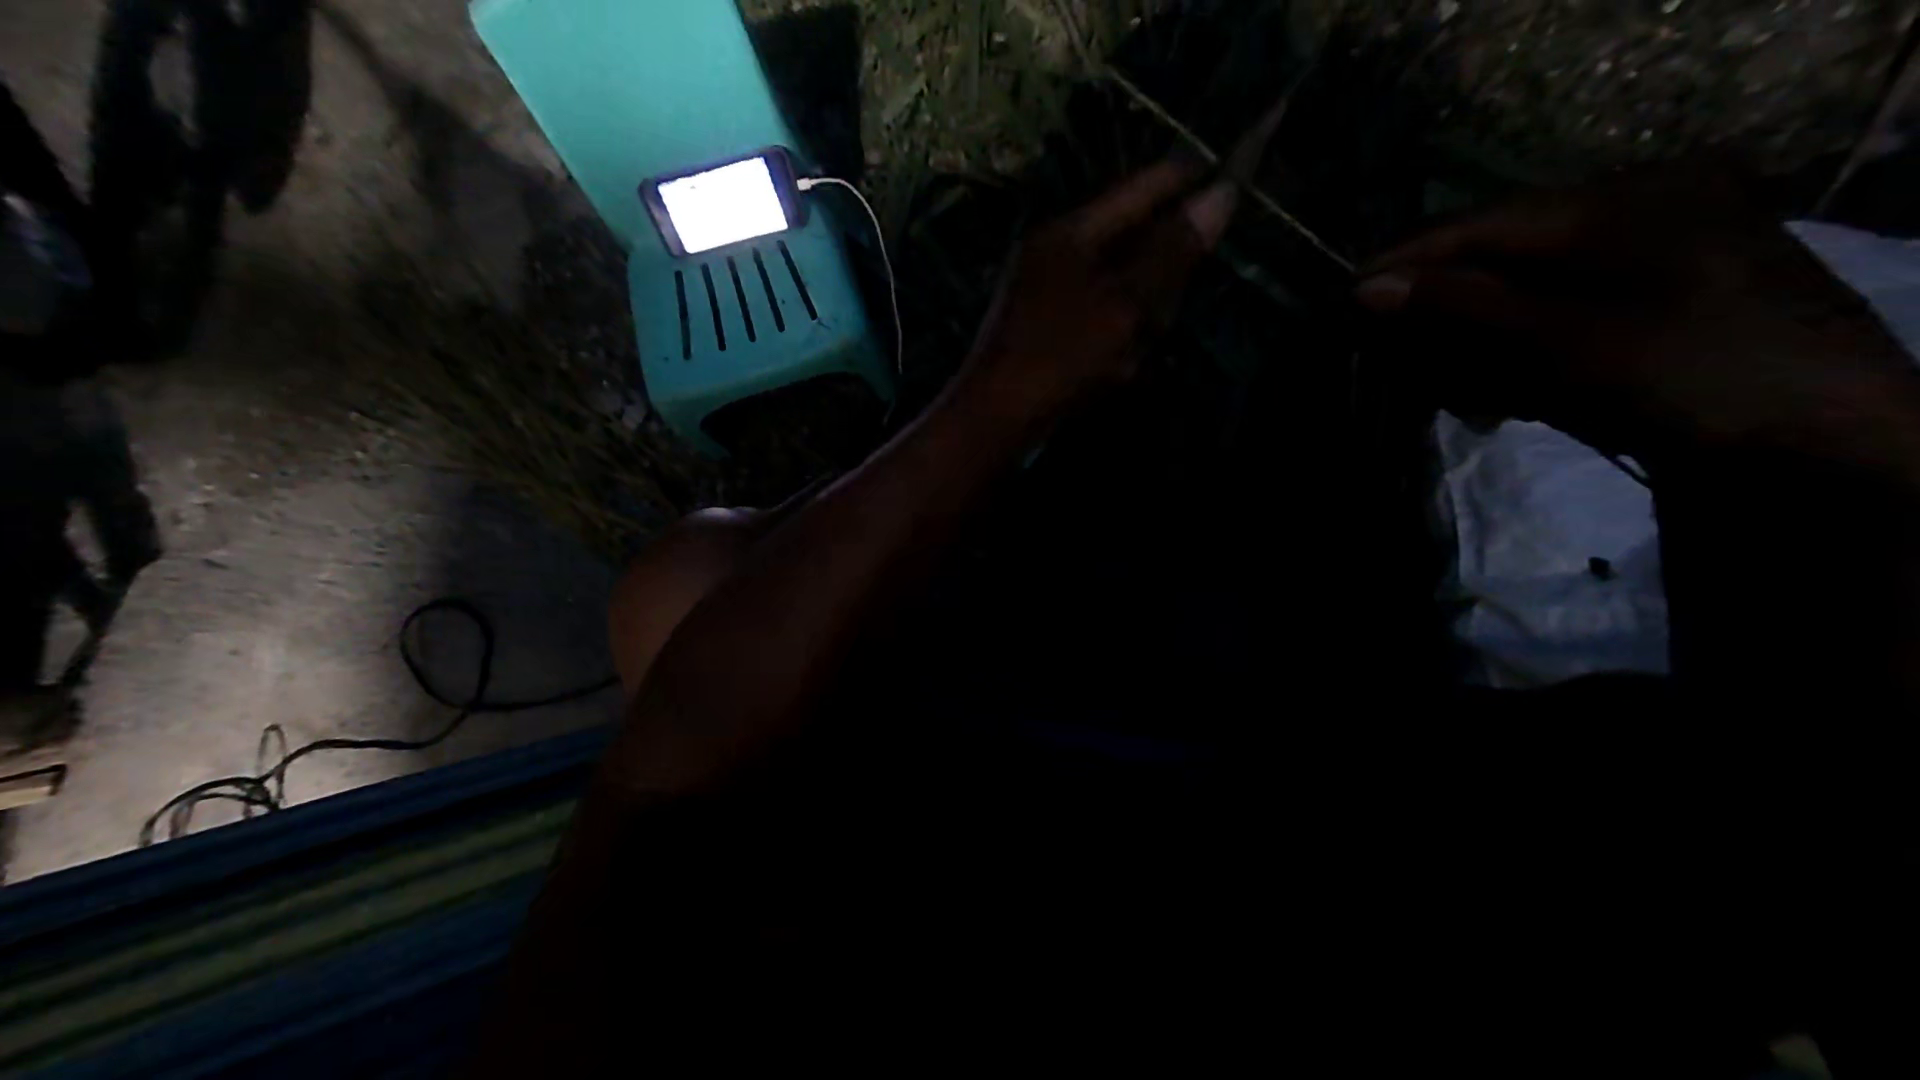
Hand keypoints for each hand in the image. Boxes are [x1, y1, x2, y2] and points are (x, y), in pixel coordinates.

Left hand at [965, 161, 1239, 408]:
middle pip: (1132, 238)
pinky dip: (1115, 340)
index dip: (1188, 181)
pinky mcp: (1047, 329)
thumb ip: (1170, 253)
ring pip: (1120, 286)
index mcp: (1069, 232)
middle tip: (1175, 298)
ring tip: (1129, 350)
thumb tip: (1222, 194)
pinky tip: (1112, 368)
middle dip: (1162, 268)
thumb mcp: (1123, 304)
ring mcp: (1047, 292)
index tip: (1236, 177)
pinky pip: (1100, 320)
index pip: (1141, 187)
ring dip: (1139, 314)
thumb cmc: (1058, 357)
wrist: (995, 420)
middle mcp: (1055, 253)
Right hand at [1355, 170, 1919, 478]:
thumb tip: (1364, 288)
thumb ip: (1460, 308)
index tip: (1341, 296)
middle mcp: (1626, 222)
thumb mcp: (1564, 339)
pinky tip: (1503, 400)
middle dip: (1440, 319)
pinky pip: (1541, 331)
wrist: (1821, 449)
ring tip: (1461, 397)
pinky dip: (1509, 365)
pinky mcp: (1631, 318)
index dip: (1406, 260)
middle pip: (1492, 265)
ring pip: (1510, 304)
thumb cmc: (1692, 373)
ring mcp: (1632, 271)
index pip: (1480, 223)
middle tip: (1393, 363)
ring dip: (1471, 352)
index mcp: (1621, 202)